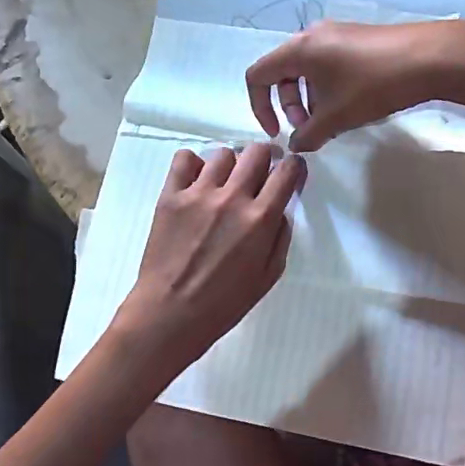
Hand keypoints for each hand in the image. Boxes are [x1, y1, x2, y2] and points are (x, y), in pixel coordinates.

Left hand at [115, 144, 306, 365]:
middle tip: (260, 172)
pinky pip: (183, 159)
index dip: (294, 167)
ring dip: (230, 165)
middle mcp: (232, 198)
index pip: (286, 172)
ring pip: (223, 154)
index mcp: (261, 219)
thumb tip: (280, 209)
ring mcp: (198, 194)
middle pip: (256, 152)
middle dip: (264, 158)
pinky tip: (196, 181)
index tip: (291, 170)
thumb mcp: (269, 276)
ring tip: (225, 182)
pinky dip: (193, 164)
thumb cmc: (225, 303)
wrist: (171, 313)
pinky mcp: (170, 196)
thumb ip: (280, 237)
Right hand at [246, 20, 464, 150]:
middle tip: (311, 130)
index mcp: (298, 49)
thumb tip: (296, 145)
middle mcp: (312, 36)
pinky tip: (352, 107)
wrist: (428, 58)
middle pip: (283, 73)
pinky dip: (329, 89)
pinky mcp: (357, 39)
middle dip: (290, 106)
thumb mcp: (337, 116)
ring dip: (311, 100)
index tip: (278, 132)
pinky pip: (328, 65)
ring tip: (334, 122)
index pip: (258, 75)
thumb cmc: (373, 86)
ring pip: (308, 71)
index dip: (260, 107)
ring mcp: (337, 35)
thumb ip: (308, 134)